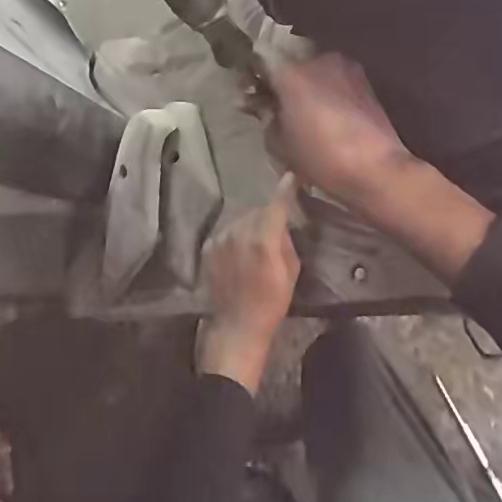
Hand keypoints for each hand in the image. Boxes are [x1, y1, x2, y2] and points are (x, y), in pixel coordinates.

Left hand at [199, 174, 300, 393]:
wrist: (236, 325)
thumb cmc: (271, 302)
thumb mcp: (291, 272)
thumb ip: (286, 241)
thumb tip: (283, 223)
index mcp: (263, 238)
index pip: (276, 204)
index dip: (286, 188)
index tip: (293, 176)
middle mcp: (239, 232)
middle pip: (258, 211)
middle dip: (268, 215)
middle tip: (276, 230)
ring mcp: (220, 239)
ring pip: (241, 220)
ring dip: (250, 226)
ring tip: (256, 245)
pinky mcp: (208, 248)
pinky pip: (227, 232)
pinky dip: (235, 237)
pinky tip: (239, 254)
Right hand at [259, 49, 419, 210]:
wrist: (377, 169)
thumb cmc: (321, 158)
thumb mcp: (280, 142)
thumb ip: (264, 115)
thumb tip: (254, 102)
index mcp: (292, 72)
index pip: (259, 55)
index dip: (249, 72)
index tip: (246, 91)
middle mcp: (319, 59)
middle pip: (288, 60)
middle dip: (276, 79)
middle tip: (269, 104)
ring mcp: (345, 67)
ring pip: (312, 69)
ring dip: (301, 84)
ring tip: (297, 111)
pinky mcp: (364, 80)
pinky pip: (332, 78)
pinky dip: (322, 90)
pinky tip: (320, 113)